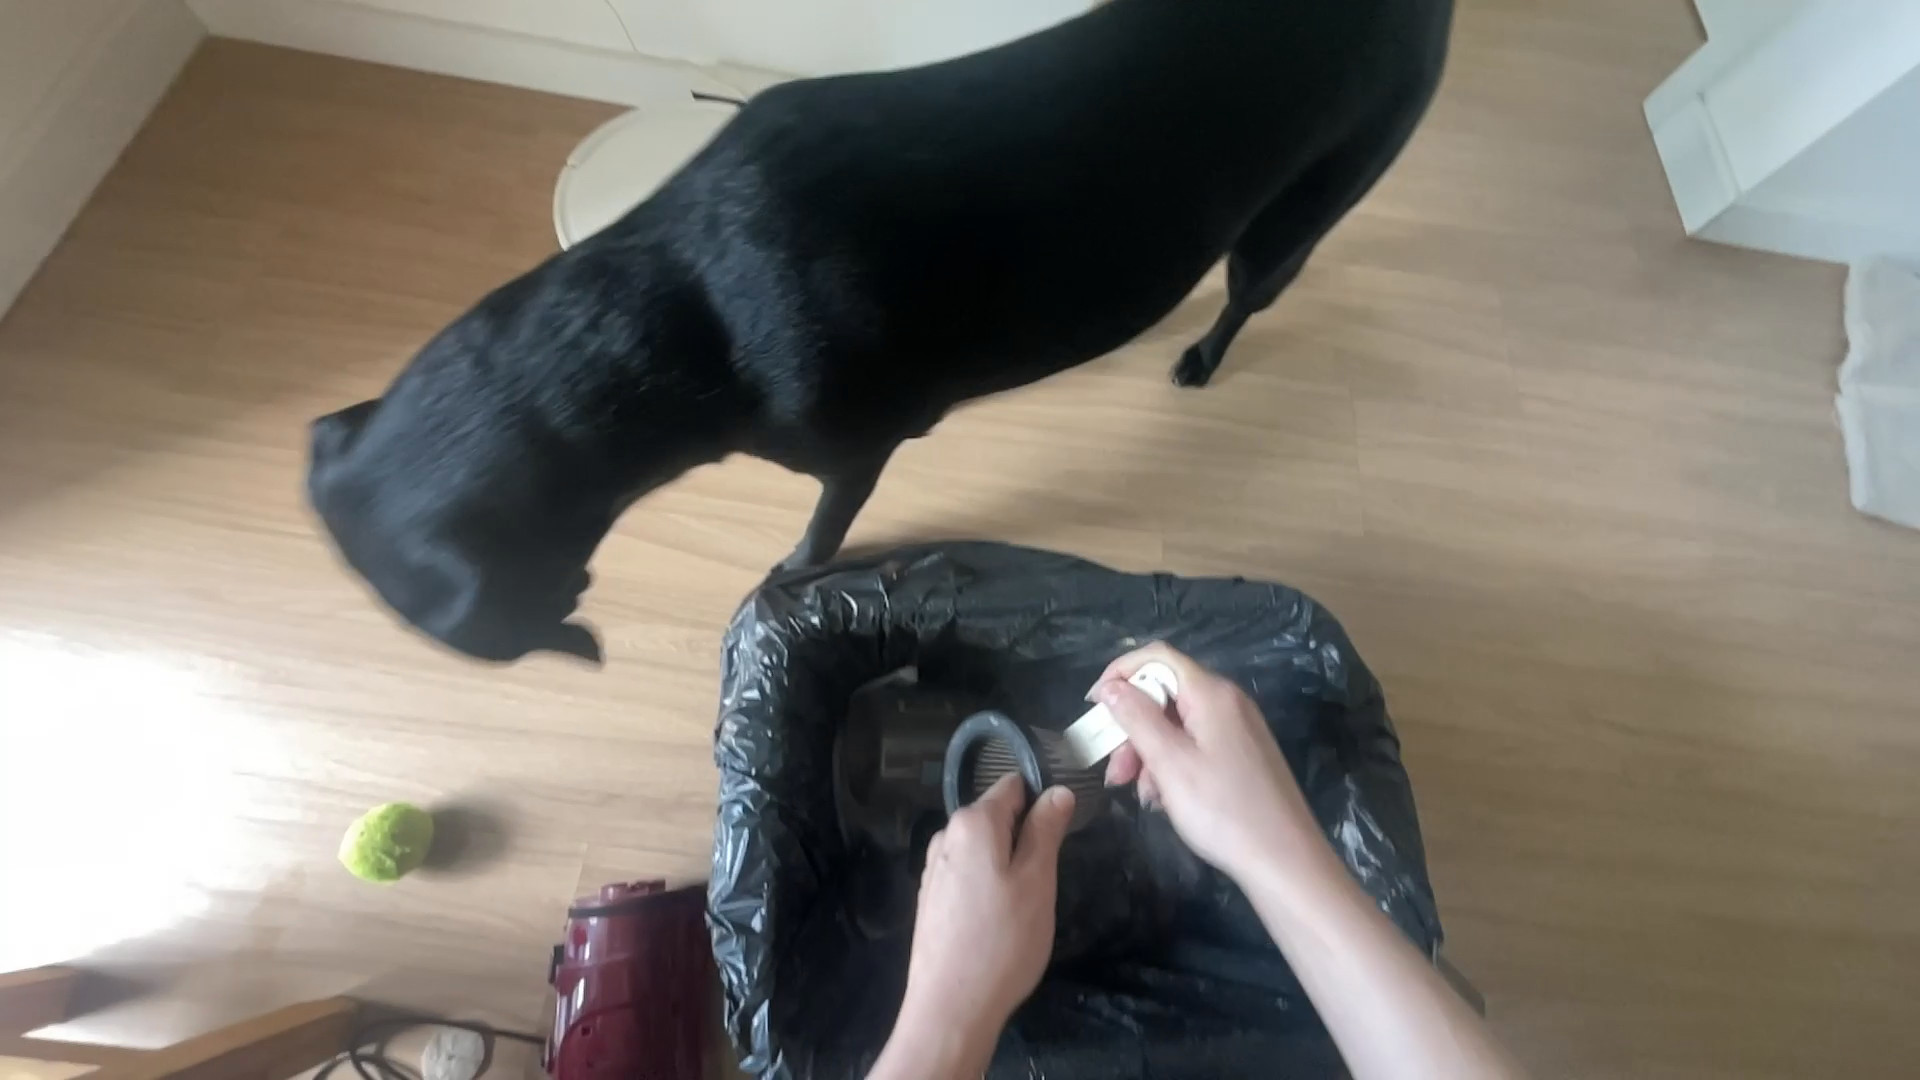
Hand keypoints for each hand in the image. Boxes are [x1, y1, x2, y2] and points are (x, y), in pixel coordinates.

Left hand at [896, 775, 1074, 1052]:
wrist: (949, 1009)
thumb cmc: (1002, 940)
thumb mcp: (1037, 880)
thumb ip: (1046, 829)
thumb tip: (1058, 790)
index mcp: (973, 821)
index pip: (1013, 784)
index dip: (1040, 801)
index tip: (1058, 835)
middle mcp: (946, 834)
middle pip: (996, 815)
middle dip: (1024, 837)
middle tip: (1043, 880)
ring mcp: (934, 866)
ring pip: (983, 847)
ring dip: (1006, 863)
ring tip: (1022, 905)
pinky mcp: (930, 896)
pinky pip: (967, 872)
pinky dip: (986, 885)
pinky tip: (996, 922)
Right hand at [1092, 643, 1330, 884]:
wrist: (1287, 864)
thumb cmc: (1223, 810)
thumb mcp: (1169, 762)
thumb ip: (1136, 717)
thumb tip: (1111, 686)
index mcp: (1211, 693)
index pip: (1156, 657)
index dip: (1120, 673)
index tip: (1093, 706)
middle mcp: (1227, 701)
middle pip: (1164, 693)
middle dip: (1131, 725)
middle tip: (1115, 769)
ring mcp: (1237, 728)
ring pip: (1176, 722)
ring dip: (1148, 750)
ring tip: (1138, 793)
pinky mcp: (1241, 754)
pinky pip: (1194, 743)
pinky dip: (1171, 763)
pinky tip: (1163, 798)